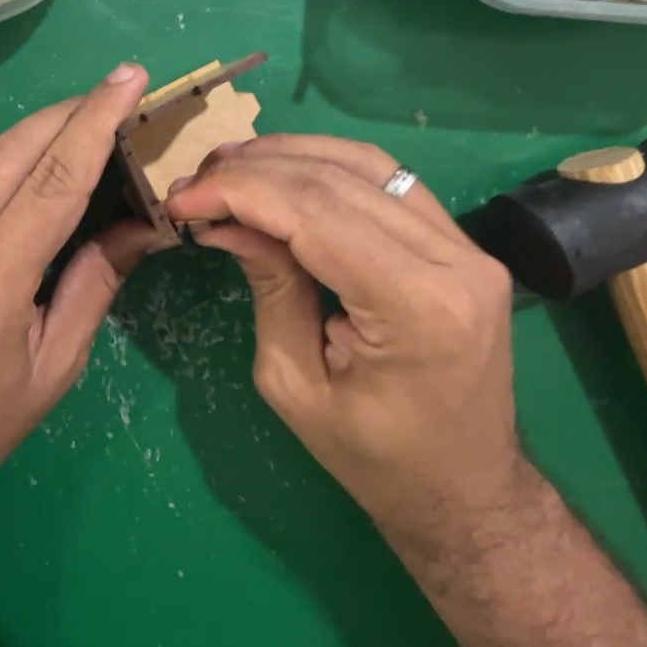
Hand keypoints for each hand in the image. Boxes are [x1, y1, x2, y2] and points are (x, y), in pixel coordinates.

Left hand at [0, 64, 161, 530]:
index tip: (129, 78)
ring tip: (78, 131)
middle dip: (66, 114)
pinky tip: (22, 176)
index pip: (55, 178)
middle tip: (112, 97)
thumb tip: (138, 225)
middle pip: (12, 152)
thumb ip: (95, 286)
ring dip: (31, 139)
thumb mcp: (52, 367)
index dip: (98, 121)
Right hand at [165, 135, 524, 537]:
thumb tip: (224, 222)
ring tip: (224, 169)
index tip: (178, 199)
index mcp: (416, 307)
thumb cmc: (373, 457)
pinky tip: (278, 173)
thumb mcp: (294, 383)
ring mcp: (467, 247)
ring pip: (362, 164)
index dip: (237, 193)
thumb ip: (269, 288)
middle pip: (335, 179)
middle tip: (191, 184)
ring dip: (284, 156)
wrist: (465, 489)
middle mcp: (454, 262)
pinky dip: (323, 166)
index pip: (313, 213)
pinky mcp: (461, 244)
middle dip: (250, 171)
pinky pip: (384, 180)